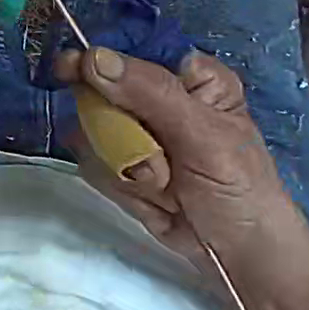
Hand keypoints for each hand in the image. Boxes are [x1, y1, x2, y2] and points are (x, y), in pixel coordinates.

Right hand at [54, 48, 305, 256]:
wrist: (239, 257)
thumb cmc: (239, 188)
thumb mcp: (203, 134)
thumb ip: (150, 92)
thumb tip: (93, 58)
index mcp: (185, 74)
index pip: (127, 52)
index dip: (97, 62)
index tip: (70, 71)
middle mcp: (154, 96)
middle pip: (97, 91)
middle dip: (117, 133)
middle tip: (155, 165)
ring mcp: (132, 130)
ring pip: (88, 130)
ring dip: (122, 166)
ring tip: (165, 188)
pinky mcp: (117, 162)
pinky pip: (90, 161)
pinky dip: (118, 184)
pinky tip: (153, 199)